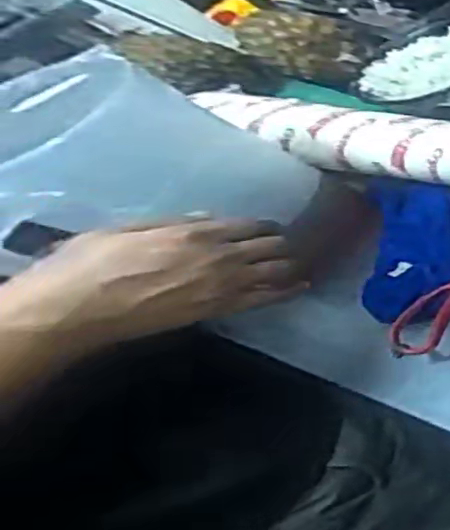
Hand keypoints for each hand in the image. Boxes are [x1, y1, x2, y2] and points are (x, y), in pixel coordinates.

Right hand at [0, 219, 306, 353]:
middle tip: (283, 247)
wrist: (68, 312)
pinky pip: (270, 297)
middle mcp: (222, 255)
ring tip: (293, 263)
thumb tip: (210, 216)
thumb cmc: (84, 267)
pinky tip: (302, 285)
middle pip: (276, 245)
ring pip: (281, 268)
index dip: (267, 227)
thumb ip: (171, 222)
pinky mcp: (223, 307)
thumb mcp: (122, 231)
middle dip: (283, 244)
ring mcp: (227, 282)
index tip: (270, 230)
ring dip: (290, 264)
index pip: (254, 225)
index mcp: (197, 233)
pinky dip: (290, 289)